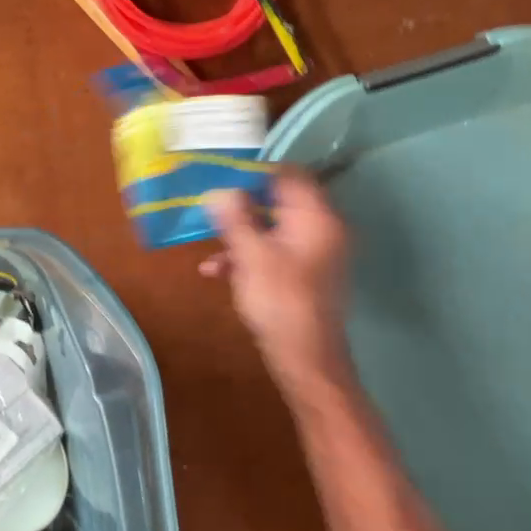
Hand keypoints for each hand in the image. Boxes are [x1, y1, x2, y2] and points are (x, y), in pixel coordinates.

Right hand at [200, 168, 352, 392]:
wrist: (305, 358)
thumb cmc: (280, 301)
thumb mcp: (251, 256)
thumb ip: (235, 219)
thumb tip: (219, 190)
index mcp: (317, 218)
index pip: (291, 175)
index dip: (256, 171)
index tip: (223, 174)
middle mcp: (322, 230)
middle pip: (279, 202)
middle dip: (242, 205)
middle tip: (209, 204)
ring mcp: (313, 255)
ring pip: (272, 230)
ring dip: (239, 235)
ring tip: (208, 243)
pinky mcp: (302, 277)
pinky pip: (273, 255)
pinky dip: (247, 258)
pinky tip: (216, 271)